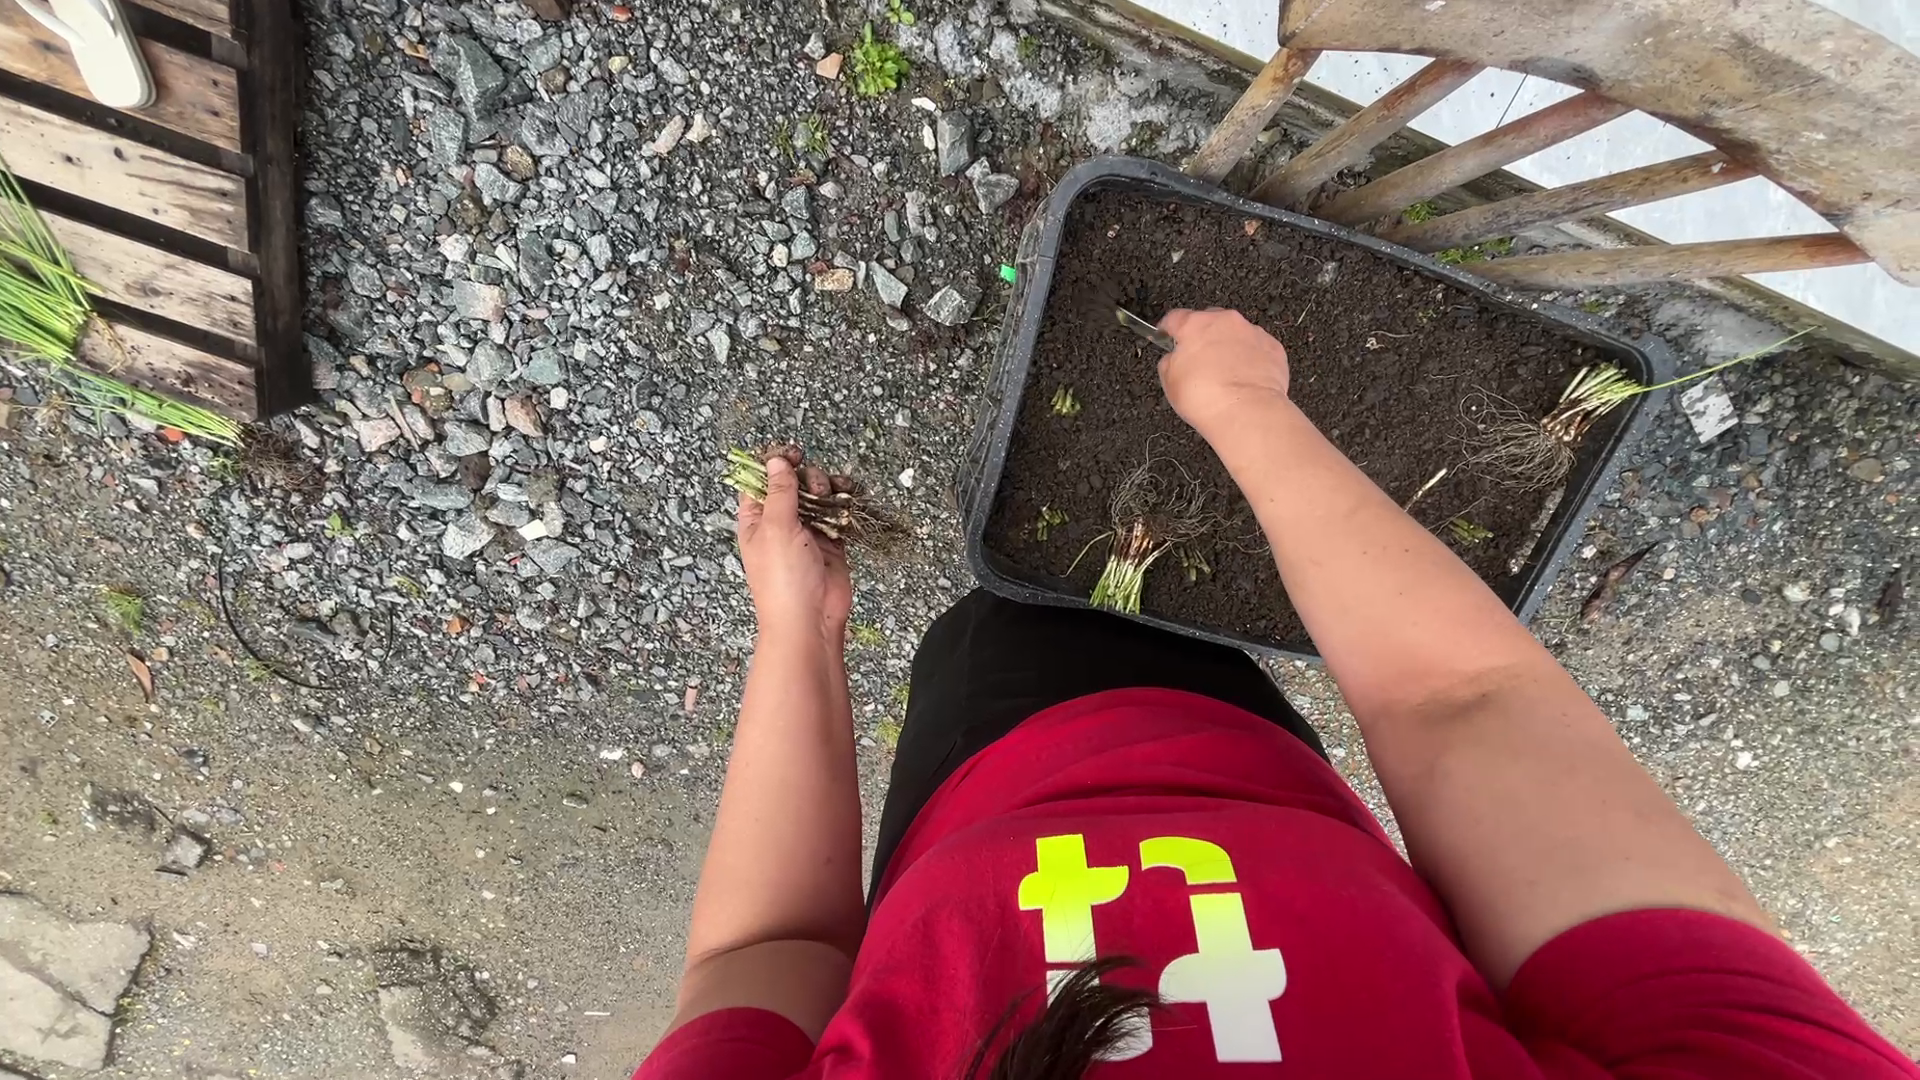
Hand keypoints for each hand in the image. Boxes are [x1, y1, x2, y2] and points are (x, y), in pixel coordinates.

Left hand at [736, 447, 852, 644]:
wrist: (810, 619)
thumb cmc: (783, 581)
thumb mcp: (776, 528)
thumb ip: (779, 491)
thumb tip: (776, 461)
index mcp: (755, 519)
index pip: (759, 479)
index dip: (774, 463)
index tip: (792, 454)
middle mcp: (780, 522)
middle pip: (793, 483)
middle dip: (807, 477)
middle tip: (814, 487)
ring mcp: (806, 532)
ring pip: (818, 496)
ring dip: (828, 488)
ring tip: (834, 493)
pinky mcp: (830, 541)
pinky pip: (838, 513)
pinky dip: (845, 503)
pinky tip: (850, 497)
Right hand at [1156, 308, 1291, 437]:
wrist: (1245, 411)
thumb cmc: (1207, 397)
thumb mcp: (1169, 381)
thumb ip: (1169, 361)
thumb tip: (1173, 359)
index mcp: (1195, 325)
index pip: (1175, 318)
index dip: (1168, 329)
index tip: (1167, 337)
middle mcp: (1225, 322)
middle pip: (1208, 322)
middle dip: (1201, 339)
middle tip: (1197, 363)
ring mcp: (1251, 332)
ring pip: (1234, 334)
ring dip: (1226, 349)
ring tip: (1222, 376)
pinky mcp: (1271, 347)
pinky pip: (1256, 348)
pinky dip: (1248, 360)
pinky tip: (1241, 380)